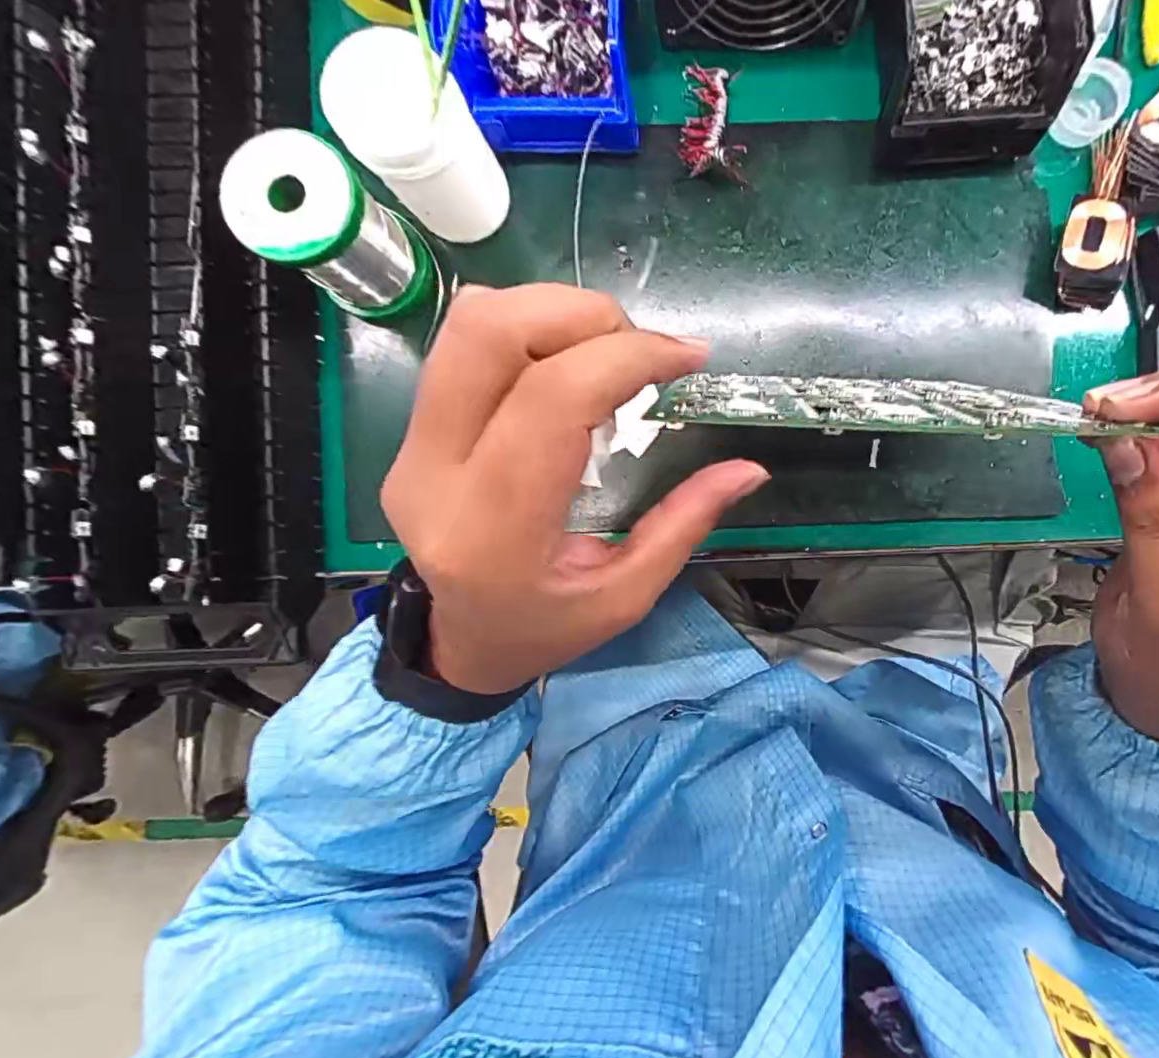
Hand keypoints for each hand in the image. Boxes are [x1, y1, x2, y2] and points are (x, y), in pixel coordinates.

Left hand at [380, 284, 769, 693]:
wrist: (459, 642)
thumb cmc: (542, 630)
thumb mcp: (624, 597)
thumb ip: (683, 526)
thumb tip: (749, 468)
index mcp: (494, 530)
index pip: (551, 400)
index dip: (627, 356)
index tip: (686, 357)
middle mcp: (435, 475)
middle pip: (492, 335)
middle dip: (582, 315)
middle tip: (637, 349)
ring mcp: (411, 448)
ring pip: (469, 326)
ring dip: (551, 314)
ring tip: (604, 353)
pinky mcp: (410, 435)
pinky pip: (459, 346)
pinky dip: (523, 331)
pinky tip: (562, 367)